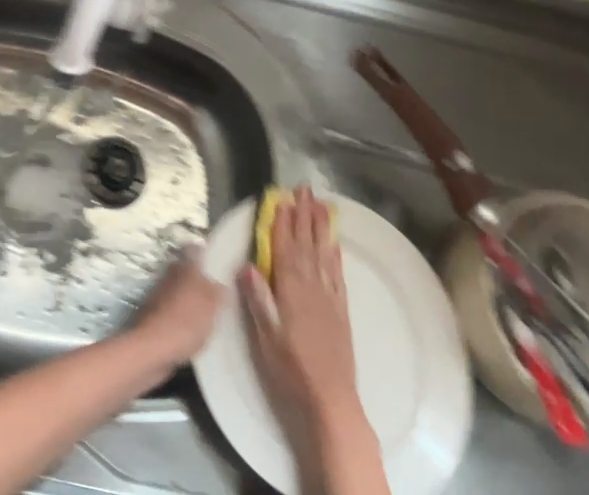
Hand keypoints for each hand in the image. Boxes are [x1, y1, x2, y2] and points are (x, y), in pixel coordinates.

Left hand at [129, 245, 224, 364]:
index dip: (204, 252)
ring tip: (209, 314)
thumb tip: (219, 282)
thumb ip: (217, 290)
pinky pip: (172, 312)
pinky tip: (195, 332)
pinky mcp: (153, 318)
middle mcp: (168, 278)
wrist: (152, 349)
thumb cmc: (186, 321)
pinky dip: (182, 318)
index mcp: (183, 268)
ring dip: (189, 299)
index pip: (193, 250)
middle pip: (184, 270)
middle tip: (217, 291)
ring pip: (177, 291)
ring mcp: (158, 298)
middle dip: (198, 278)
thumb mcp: (211, 304)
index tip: (217, 259)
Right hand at [241, 186, 360, 433]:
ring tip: (320, 204)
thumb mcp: (266, 337)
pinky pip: (337, 273)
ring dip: (321, 227)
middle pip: (307, 243)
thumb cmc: (291, 370)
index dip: (282, 223)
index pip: (285, 249)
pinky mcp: (341, 310)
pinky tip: (333, 244)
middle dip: (304, 215)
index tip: (280, 198)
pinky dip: (334, 254)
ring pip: (324, 253)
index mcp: (291, 291)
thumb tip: (247, 265)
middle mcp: (313, 287)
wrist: (331, 400)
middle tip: (304, 188)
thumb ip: (259, 300)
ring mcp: (330, 297)